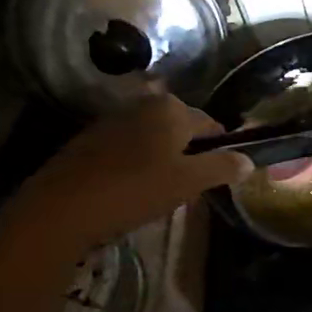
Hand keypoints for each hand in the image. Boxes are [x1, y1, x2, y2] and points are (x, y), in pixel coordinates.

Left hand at [9, 95, 252, 249]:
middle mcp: (143, 104)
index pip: (211, 124)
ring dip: (162, 157)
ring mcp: (113, 119)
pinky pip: (127, 146)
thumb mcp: (188, 182)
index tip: (222, 173)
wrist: (63, 207)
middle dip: (189, 152)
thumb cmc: (135, 189)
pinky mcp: (90, 139)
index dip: (221, 149)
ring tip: (162, 189)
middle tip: (191, 186)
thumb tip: (248, 160)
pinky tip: (131, 188)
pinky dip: (136, 162)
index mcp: (171, 108)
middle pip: (180, 128)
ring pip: (152, 136)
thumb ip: (222, 167)